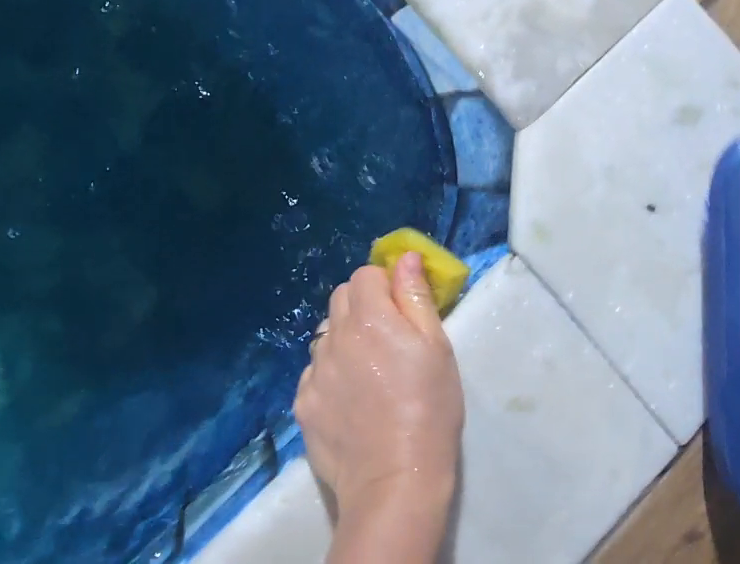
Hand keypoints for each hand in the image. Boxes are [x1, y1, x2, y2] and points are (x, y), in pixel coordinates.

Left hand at [294, 253, 462, 560]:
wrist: (395, 482)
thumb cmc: (428, 409)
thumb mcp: (436, 347)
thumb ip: (415, 296)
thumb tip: (405, 257)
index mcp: (368, 316)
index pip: (365, 275)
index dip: (384, 287)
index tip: (401, 312)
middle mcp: (333, 336)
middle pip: (341, 299)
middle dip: (362, 307)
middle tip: (387, 340)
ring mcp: (313, 372)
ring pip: (326, 336)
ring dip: (344, 341)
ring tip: (370, 375)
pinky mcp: (303, 404)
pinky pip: (314, 373)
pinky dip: (331, 377)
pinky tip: (352, 403)